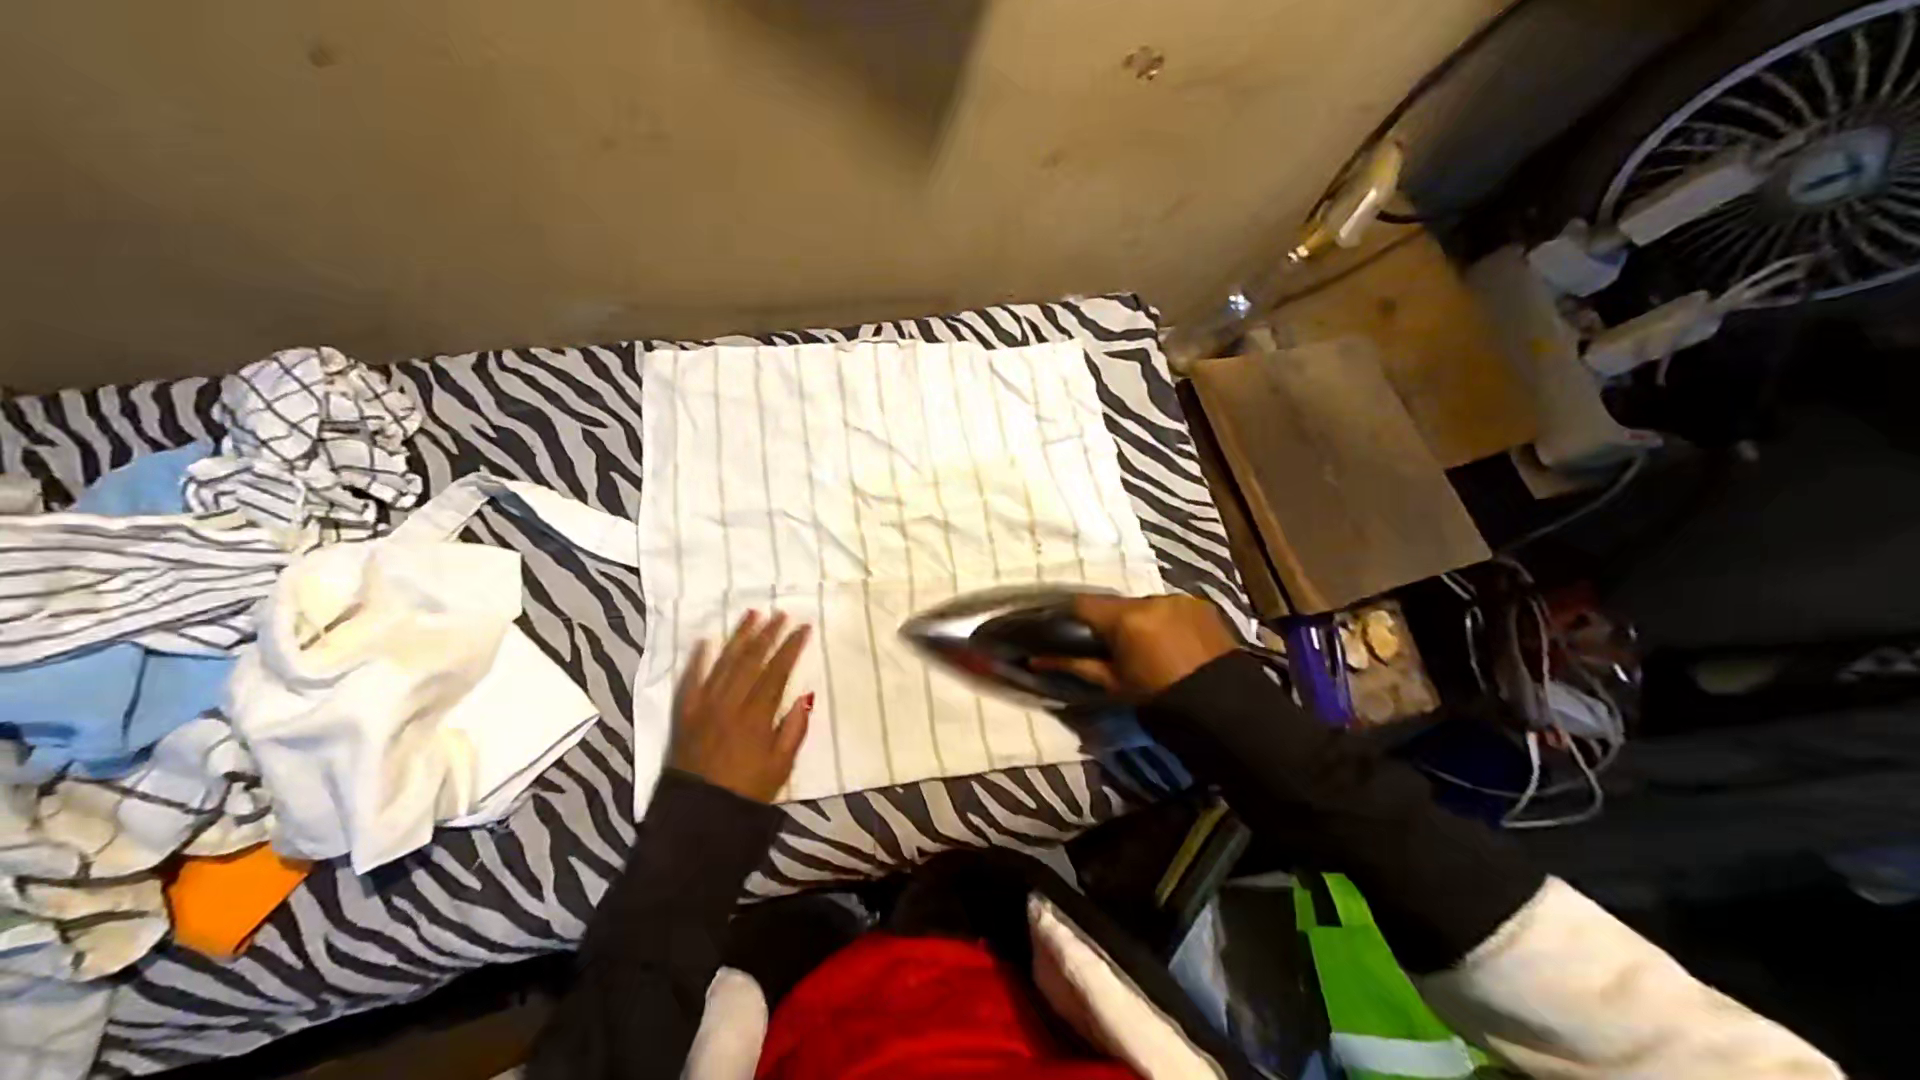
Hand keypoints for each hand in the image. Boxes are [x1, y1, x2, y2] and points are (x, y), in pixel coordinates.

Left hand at [670, 610, 812, 802]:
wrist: (698, 816)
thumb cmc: (747, 792)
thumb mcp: (781, 766)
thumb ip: (794, 729)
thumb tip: (805, 696)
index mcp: (756, 717)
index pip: (777, 672)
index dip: (791, 647)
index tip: (803, 628)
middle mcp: (729, 704)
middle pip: (751, 661)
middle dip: (768, 634)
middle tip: (780, 613)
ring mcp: (704, 706)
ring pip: (724, 663)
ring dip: (739, 637)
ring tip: (751, 614)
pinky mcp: (685, 714)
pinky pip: (692, 680)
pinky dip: (699, 660)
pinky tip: (706, 642)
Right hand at [1035, 593, 1237, 700]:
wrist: (1223, 706)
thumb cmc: (1159, 698)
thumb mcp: (1113, 684)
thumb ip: (1074, 666)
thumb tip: (1035, 661)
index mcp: (1126, 618)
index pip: (1083, 603)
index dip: (1070, 613)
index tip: (1064, 625)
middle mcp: (1151, 599)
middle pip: (1117, 604)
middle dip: (1111, 621)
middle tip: (1113, 646)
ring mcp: (1179, 599)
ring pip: (1145, 605)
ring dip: (1141, 620)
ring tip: (1148, 648)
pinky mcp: (1201, 604)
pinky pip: (1171, 607)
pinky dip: (1165, 621)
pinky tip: (1172, 642)